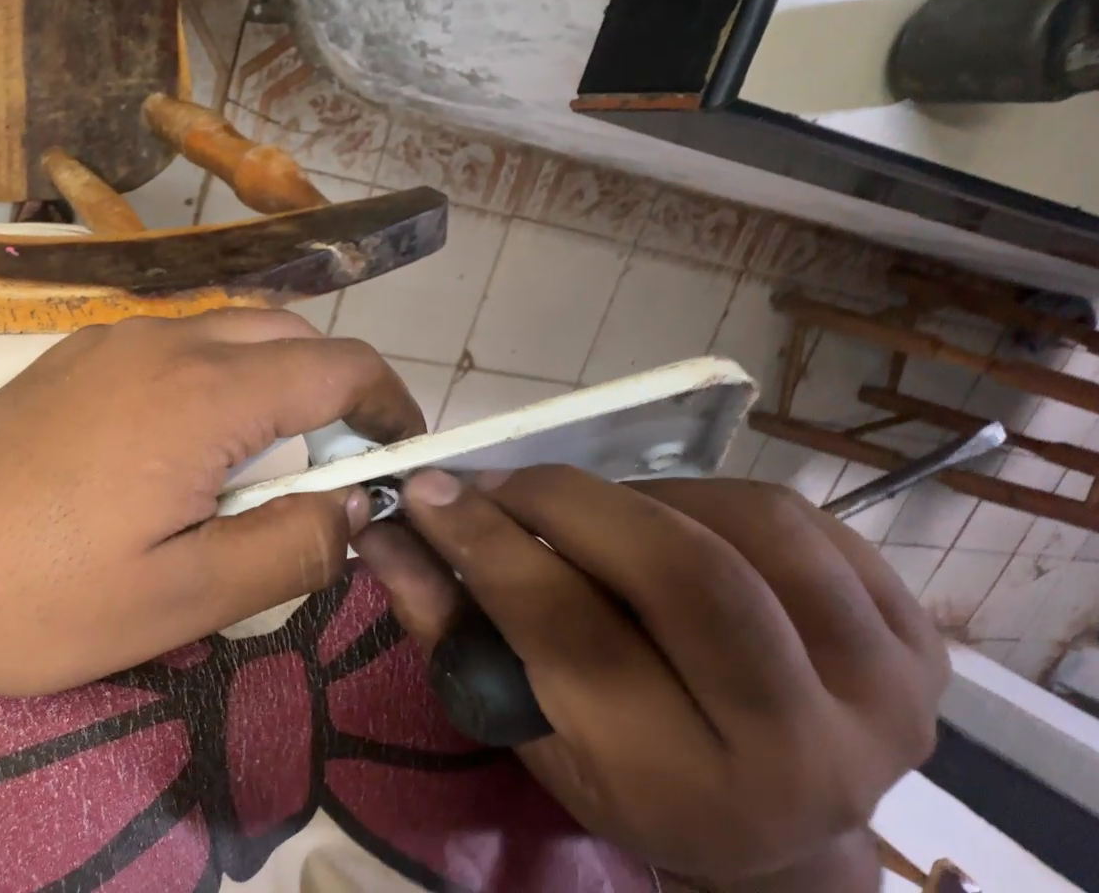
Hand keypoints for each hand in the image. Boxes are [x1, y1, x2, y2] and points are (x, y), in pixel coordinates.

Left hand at [0, 309, 424, 698]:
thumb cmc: (42, 596)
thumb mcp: (186, 597)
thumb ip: (292, 545)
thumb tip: (352, 505)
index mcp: (204, 391)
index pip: (338, 365)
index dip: (389, 405)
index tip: (400, 456)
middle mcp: (160, 340)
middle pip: (285, 336)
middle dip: (330, 393)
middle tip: (321, 478)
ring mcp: (106, 342)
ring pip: (225, 334)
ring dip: (265, 387)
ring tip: (246, 475)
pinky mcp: (67, 360)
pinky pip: (168, 348)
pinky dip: (207, 383)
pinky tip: (173, 455)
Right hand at [354, 468, 946, 889]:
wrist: (772, 826)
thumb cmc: (619, 776)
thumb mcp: (520, 724)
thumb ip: (446, 625)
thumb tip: (378, 532)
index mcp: (683, 784)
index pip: (574, 634)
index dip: (490, 546)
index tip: (428, 490)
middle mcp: (805, 747)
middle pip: (682, 572)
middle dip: (567, 501)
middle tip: (501, 481)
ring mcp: (887, 689)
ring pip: (750, 524)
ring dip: (643, 497)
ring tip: (590, 513)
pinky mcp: (929, 638)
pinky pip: (805, 520)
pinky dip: (715, 498)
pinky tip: (672, 521)